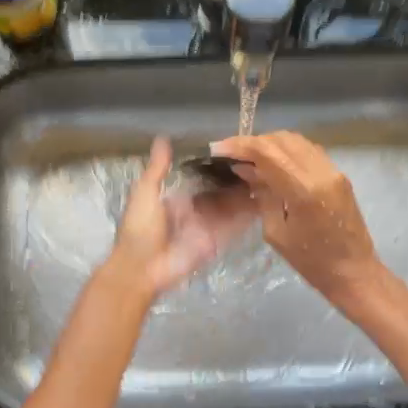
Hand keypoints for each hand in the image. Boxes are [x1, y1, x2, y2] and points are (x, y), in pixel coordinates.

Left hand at [107, 137, 257, 296]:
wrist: (141, 269)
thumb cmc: (140, 229)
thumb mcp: (145, 193)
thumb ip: (157, 168)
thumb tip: (163, 138)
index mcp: (176, 199)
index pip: (201, 180)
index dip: (217, 169)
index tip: (236, 153)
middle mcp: (194, 212)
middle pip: (219, 194)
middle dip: (236, 182)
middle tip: (259, 164)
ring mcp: (205, 228)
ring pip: (230, 209)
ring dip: (245, 197)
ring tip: (267, 178)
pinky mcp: (214, 243)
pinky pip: (233, 228)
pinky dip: (247, 217)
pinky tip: (264, 202)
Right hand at [210, 131, 381, 302]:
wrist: (353, 271)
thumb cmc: (311, 262)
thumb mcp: (276, 233)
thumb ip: (263, 195)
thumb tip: (247, 170)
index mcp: (303, 190)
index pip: (267, 151)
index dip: (240, 146)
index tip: (219, 149)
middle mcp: (321, 172)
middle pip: (282, 140)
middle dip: (254, 143)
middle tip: (233, 155)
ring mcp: (333, 170)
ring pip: (297, 141)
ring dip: (272, 144)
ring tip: (251, 159)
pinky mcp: (339, 175)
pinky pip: (309, 151)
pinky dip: (288, 151)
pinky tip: (274, 165)